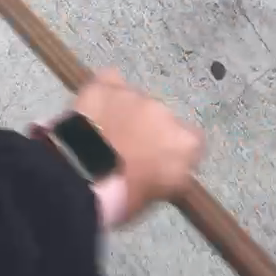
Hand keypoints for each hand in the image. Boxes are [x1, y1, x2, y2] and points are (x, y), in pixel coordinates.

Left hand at [71, 70, 204, 221]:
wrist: (84, 173)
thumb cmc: (124, 195)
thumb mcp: (159, 194)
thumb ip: (169, 171)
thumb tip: (161, 165)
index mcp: (185, 144)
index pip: (192, 142)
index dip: (175, 150)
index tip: (162, 159)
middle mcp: (164, 112)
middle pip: (162, 117)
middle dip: (149, 128)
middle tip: (130, 145)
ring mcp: (134, 94)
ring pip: (136, 99)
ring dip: (126, 110)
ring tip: (107, 128)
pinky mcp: (107, 83)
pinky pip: (111, 80)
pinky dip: (107, 91)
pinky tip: (97, 104)